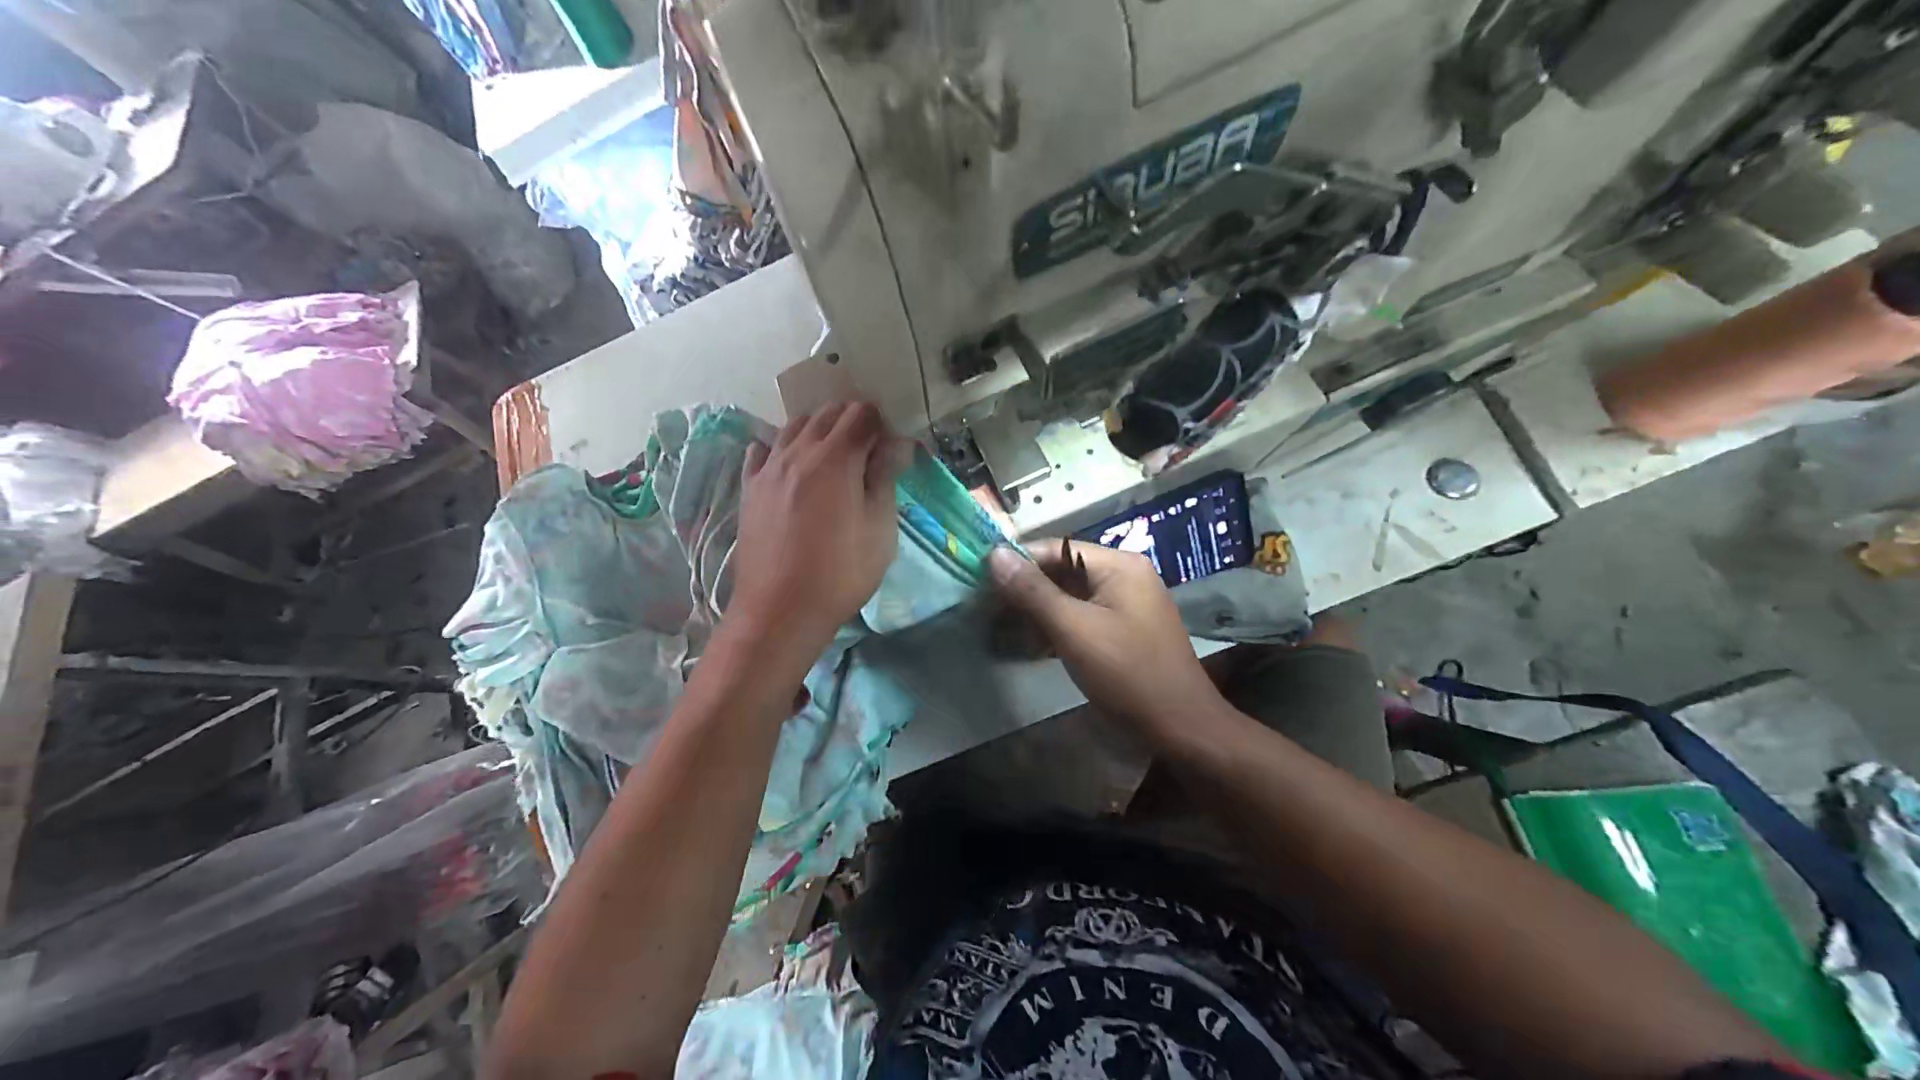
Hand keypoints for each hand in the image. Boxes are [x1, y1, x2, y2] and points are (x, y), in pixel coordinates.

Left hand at [728, 403, 905, 646]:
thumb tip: (894, 445)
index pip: (861, 415)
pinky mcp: (749, 489)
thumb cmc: (841, 574)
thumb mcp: (880, 530)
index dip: (880, 424)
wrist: (780, 611)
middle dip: (851, 422)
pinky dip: (780, 448)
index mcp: (835, 459)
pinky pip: (762, 450)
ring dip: (817, 430)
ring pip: (793, 427)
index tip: (888, 447)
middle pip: (826, 414)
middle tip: (866, 452)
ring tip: (831, 457)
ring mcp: (768, 469)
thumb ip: (885, 479)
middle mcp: (797, 453)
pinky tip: (790, 466)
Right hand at [989, 541, 1225, 730]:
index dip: (1016, 561)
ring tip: (998, 625)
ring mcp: (1125, 604)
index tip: (979, 580)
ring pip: (1069, 595)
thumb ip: (1033, 591)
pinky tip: (1028, 642)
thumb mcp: (1074, 630)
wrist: (1182, 728)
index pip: (1055, 548)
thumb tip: (995, 554)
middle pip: (1062, 570)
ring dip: (1036, 609)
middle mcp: (1124, 576)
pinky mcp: (1123, 630)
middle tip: (984, 607)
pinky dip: (1055, 626)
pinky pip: (1081, 616)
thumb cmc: (1128, 674)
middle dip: (1024, 588)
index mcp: (1118, 565)